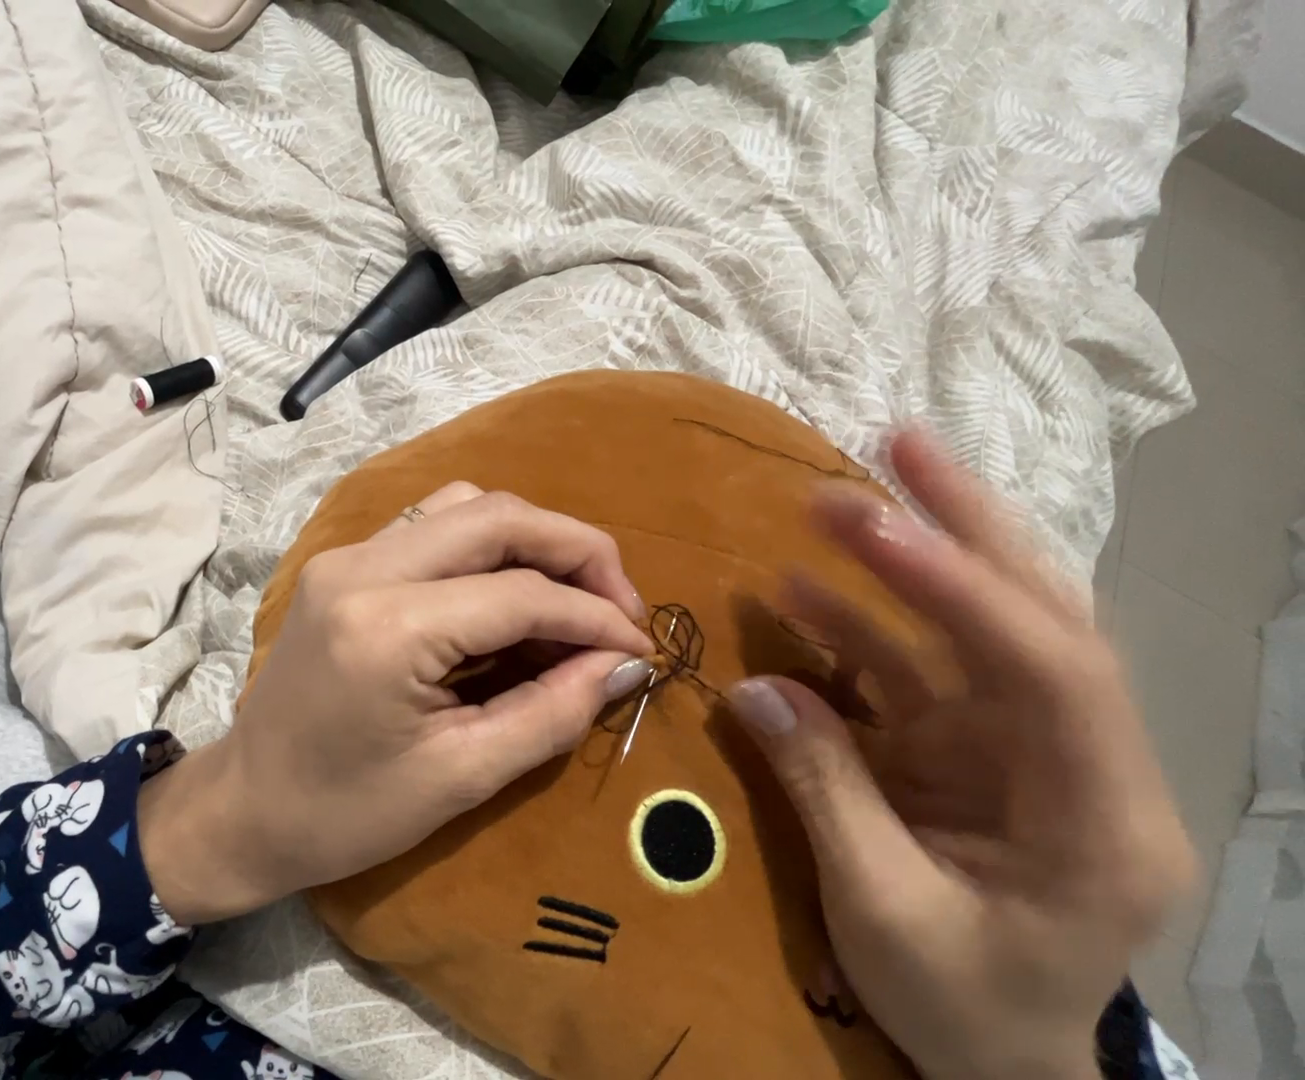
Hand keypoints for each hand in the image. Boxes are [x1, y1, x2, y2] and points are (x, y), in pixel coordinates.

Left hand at [140, 483, 654, 925]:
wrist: (244, 806)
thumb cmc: (345, 813)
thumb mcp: (460, 778)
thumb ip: (549, 713)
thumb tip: (621, 663)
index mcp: (389, 628)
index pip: (520, 592)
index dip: (594, 616)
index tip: (639, 651)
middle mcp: (363, 569)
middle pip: (496, 516)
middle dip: (575, 550)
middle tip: (618, 607)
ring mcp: (344, 558)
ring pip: (463, 506)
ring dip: (530, 539)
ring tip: (569, 599)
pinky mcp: (339, 565)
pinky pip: (429, 527)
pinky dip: (485, 547)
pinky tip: (509, 594)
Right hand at [725, 430, 1194, 1079]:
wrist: (998, 1055)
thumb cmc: (960, 1002)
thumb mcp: (884, 910)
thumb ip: (826, 792)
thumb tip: (756, 690)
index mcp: (1099, 818)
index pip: (1052, 672)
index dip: (963, 591)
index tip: (876, 527)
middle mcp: (1080, 759)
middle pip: (1043, 615)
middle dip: (971, 525)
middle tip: (900, 444)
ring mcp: (1021, 745)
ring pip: (981, 625)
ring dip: (906, 561)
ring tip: (828, 503)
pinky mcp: (969, 746)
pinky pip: (917, 667)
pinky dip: (862, 623)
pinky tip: (800, 591)